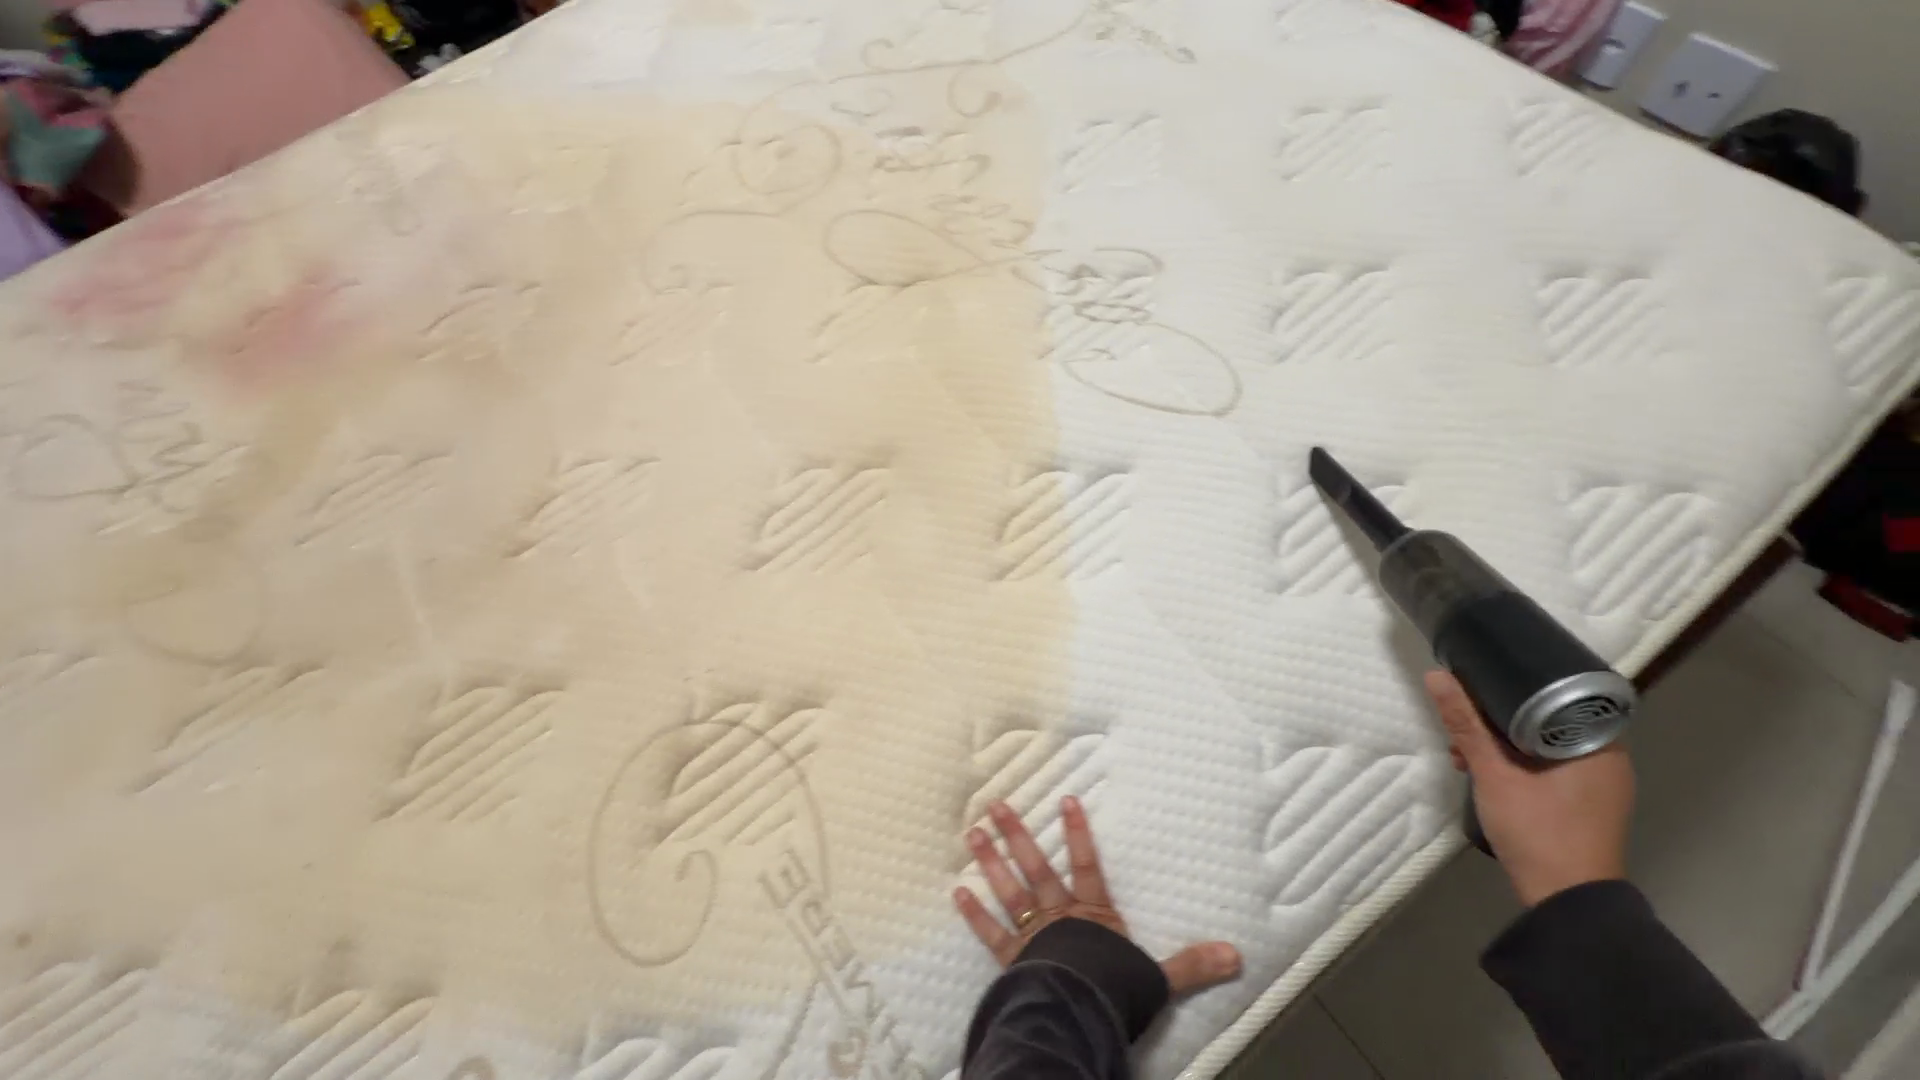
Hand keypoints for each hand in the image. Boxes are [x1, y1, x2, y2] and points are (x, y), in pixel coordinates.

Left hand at [953, 797, 1242, 994]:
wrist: (1082, 1018)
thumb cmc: (1116, 993)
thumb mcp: (1158, 979)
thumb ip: (1191, 964)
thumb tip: (1235, 955)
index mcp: (1093, 913)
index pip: (1086, 863)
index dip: (1077, 831)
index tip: (1065, 799)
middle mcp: (1059, 915)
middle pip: (1036, 867)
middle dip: (1016, 835)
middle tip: (995, 805)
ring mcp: (1033, 934)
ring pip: (1010, 890)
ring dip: (989, 861)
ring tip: (972, 833)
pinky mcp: (1013, 958)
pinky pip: (990, 933)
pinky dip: (974, 914)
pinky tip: (957, 892)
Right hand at [1426, 671, 1635, 906]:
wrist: (1565, 900)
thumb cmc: (1537, 829)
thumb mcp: (1492, 772)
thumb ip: (1466, 724)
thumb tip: (1437, 675)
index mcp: (1599, 744)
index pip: (1555, 696)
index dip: (1512, 689)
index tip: (1476, 693)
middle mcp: (1609, 759)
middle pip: (1545, 722)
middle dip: (1497, 724)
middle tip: (1462, 731)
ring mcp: (1601, 785)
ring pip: (1543, 747)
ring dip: (1503, 747)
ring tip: (1466, 756)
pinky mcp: (1588, 804)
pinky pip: (1550, 768)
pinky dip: (1519, 766)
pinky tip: (1488, 775)